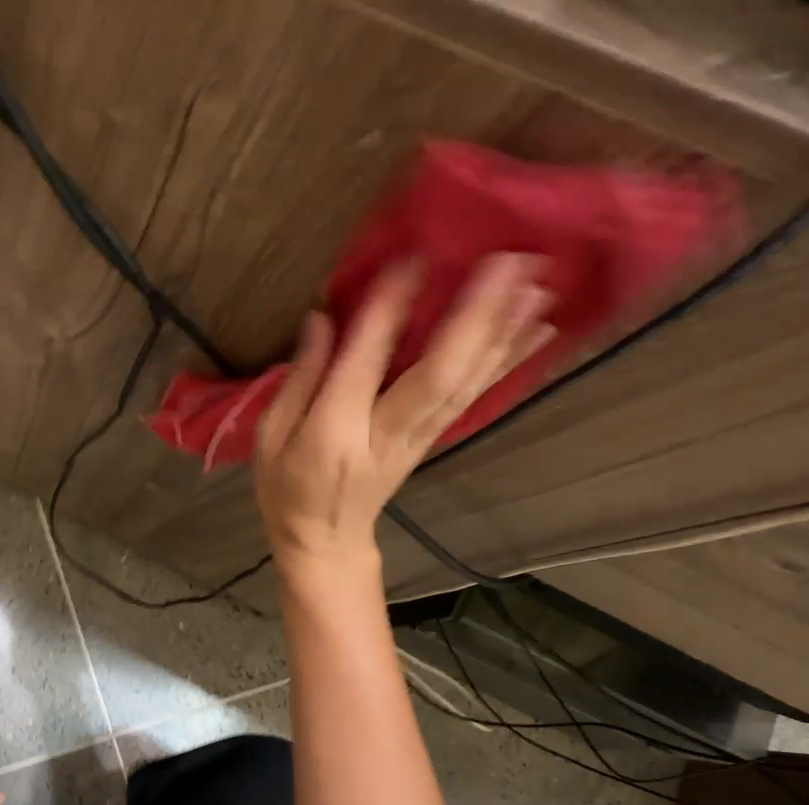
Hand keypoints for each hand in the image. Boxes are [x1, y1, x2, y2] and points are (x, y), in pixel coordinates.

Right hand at [253, 254, 554, 570]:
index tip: (411, 259)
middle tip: (508, 262)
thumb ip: (299, 380)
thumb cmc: (285, 488)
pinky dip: (507, 361)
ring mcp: (418, 436)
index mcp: (334, 430)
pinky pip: (473, 395)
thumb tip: (322, 320)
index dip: (389, 311)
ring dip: (504, 331)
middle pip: (439, 372)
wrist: (324, 540)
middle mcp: (386, 431)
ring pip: (466, 380)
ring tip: (538, 283)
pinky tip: (538, 330)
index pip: (365, 362)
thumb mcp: (269, 437)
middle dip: (476, 317)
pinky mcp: (434, 438)